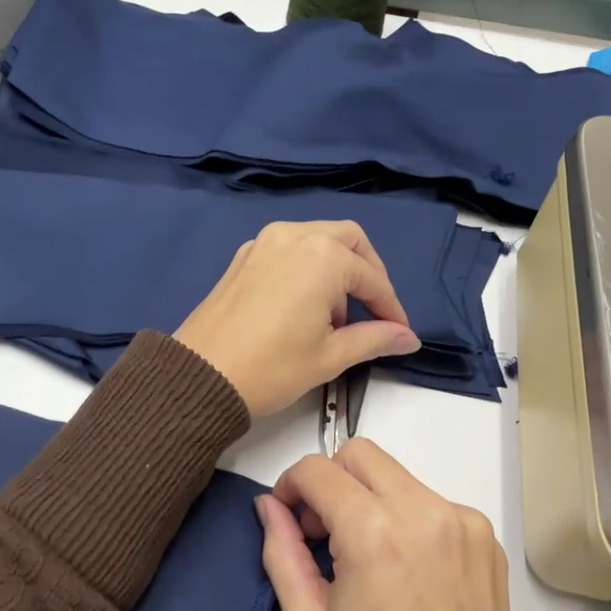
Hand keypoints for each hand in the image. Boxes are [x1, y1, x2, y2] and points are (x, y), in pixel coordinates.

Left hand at [174, 221, 419, 416]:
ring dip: (337, 267)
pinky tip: (304, 305)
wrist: (201, 376)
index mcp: (322, 255)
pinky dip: (307, 266)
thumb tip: (409, 338)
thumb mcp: (331, 356)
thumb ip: (375, 338)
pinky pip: (288, 249)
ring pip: (317, 239)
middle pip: (349, 240)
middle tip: (375, 309)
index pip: (372, 278)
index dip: (391, 308)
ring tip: (337, 316)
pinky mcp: (244, 256)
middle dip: (368, 272)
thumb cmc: (272, 367)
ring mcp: (264, 242)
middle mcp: (295, 235)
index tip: (399, 333)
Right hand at [257, 439, 521, 610]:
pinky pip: (431, 502)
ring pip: (397, 475)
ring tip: (364, 555)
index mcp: (374, 533)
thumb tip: (269, 507)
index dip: (291, 485)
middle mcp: (423, 511)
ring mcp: (461, 521)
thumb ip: (281, 554)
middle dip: (330, 480)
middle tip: (321, 530)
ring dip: (369, 497)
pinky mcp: (484, 536)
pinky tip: (404, 569)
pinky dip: (406, 518)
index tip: (288, 515)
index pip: (317, 469)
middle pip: (360, 454)